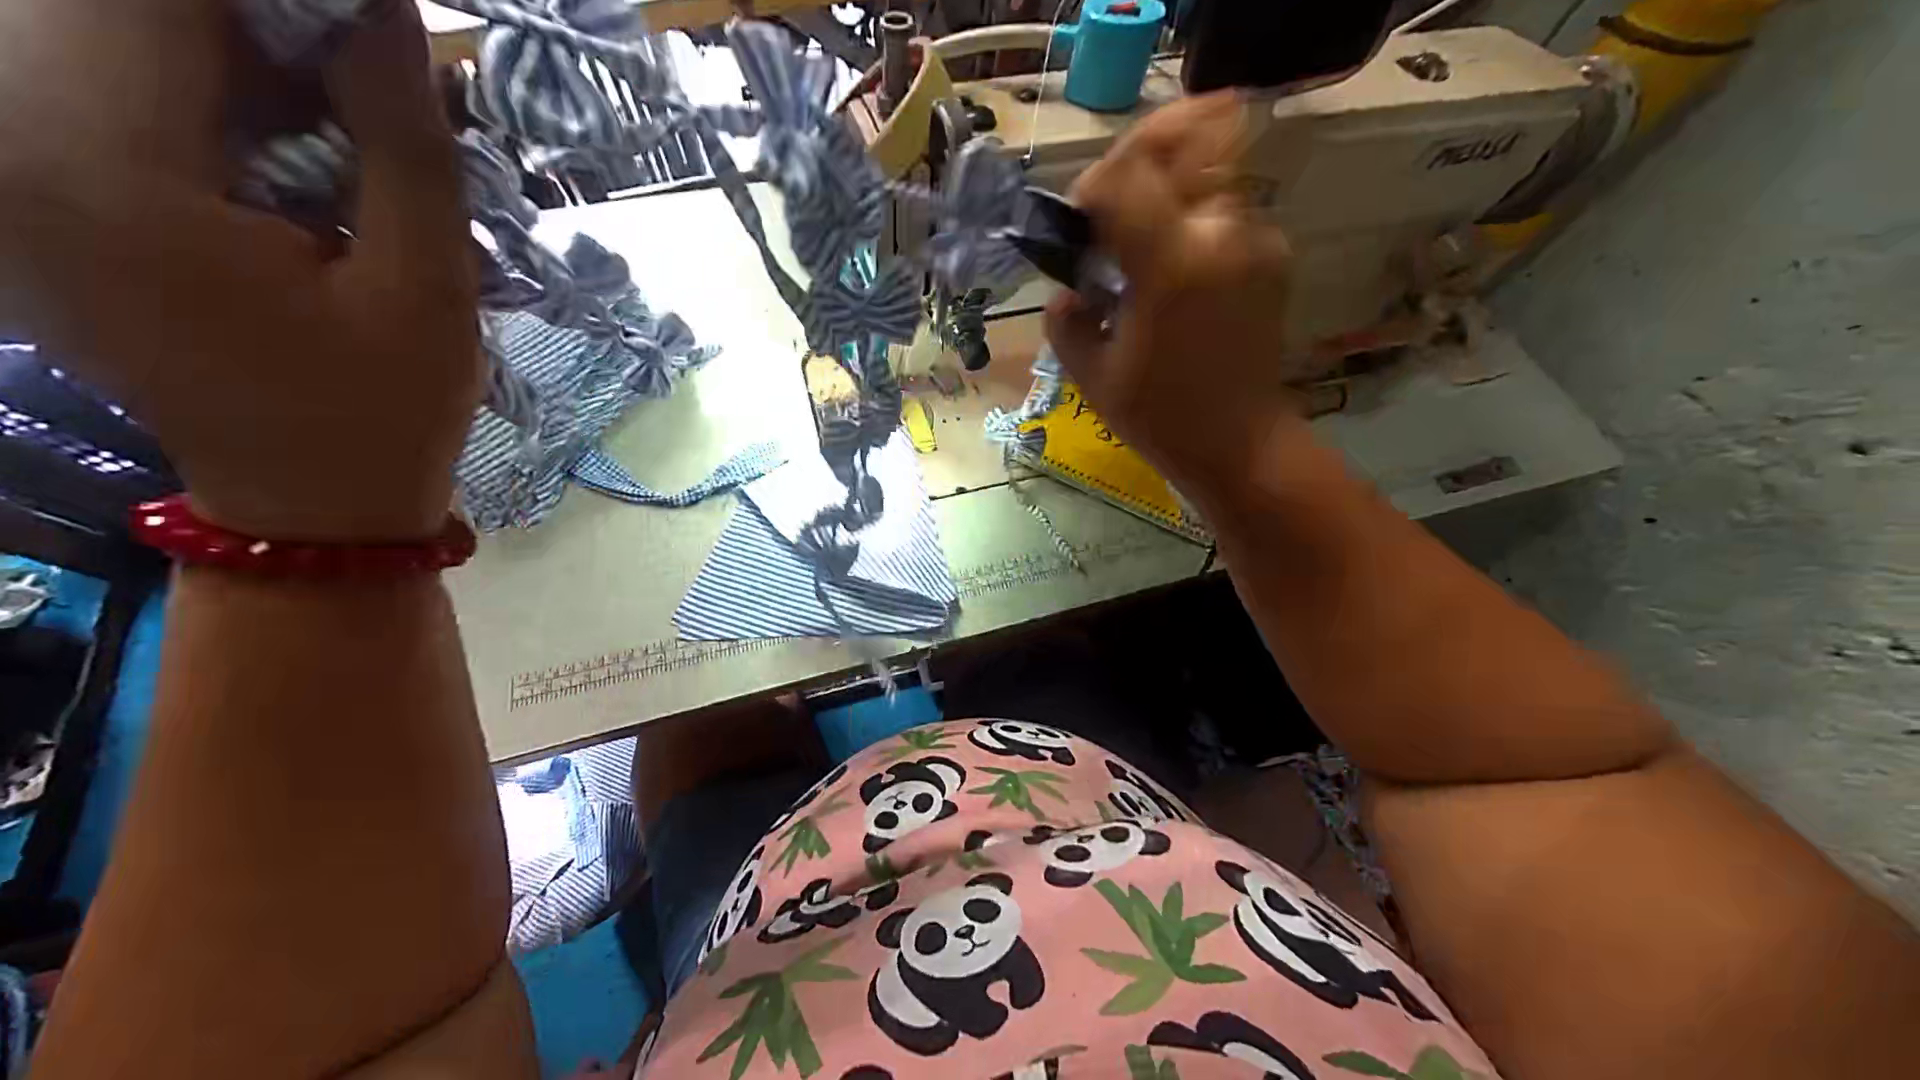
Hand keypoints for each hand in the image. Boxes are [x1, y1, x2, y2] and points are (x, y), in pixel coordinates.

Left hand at [0, 0, 477, 540]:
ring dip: (235, 59)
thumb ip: (403, 142)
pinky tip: (289, 150)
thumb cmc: (384, 411)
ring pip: (101, 42)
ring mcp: (7, 175)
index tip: (379, 25)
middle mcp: (8, 148)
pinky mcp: (34, 198)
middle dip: (259, 26)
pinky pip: (101, 96)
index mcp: (108, 173)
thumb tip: (391, 14)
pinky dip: (204, 98)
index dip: (290, 0)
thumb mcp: (425, 286)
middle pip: (114, 10)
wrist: (313, 505)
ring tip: (343, 116)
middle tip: (369, 72)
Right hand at [1044, 92, 1299, 495]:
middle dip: (1141, 156)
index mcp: (1168, 264)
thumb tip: (1069, 289)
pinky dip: (1197, 217)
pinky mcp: (1274, 255)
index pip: (1125, 175)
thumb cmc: (1160, 416)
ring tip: (1147, 235)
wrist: (1241, 443)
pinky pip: (1227, 210)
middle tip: (1116, 193)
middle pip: (1180, 146)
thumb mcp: (1091, 375)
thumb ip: (1065, 319)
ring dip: (1171, 187)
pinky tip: (1180, 261)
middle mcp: (1219, 235)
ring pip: (1207, 172)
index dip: (1092, 184)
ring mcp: (1256, 240)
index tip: (1079, 218)